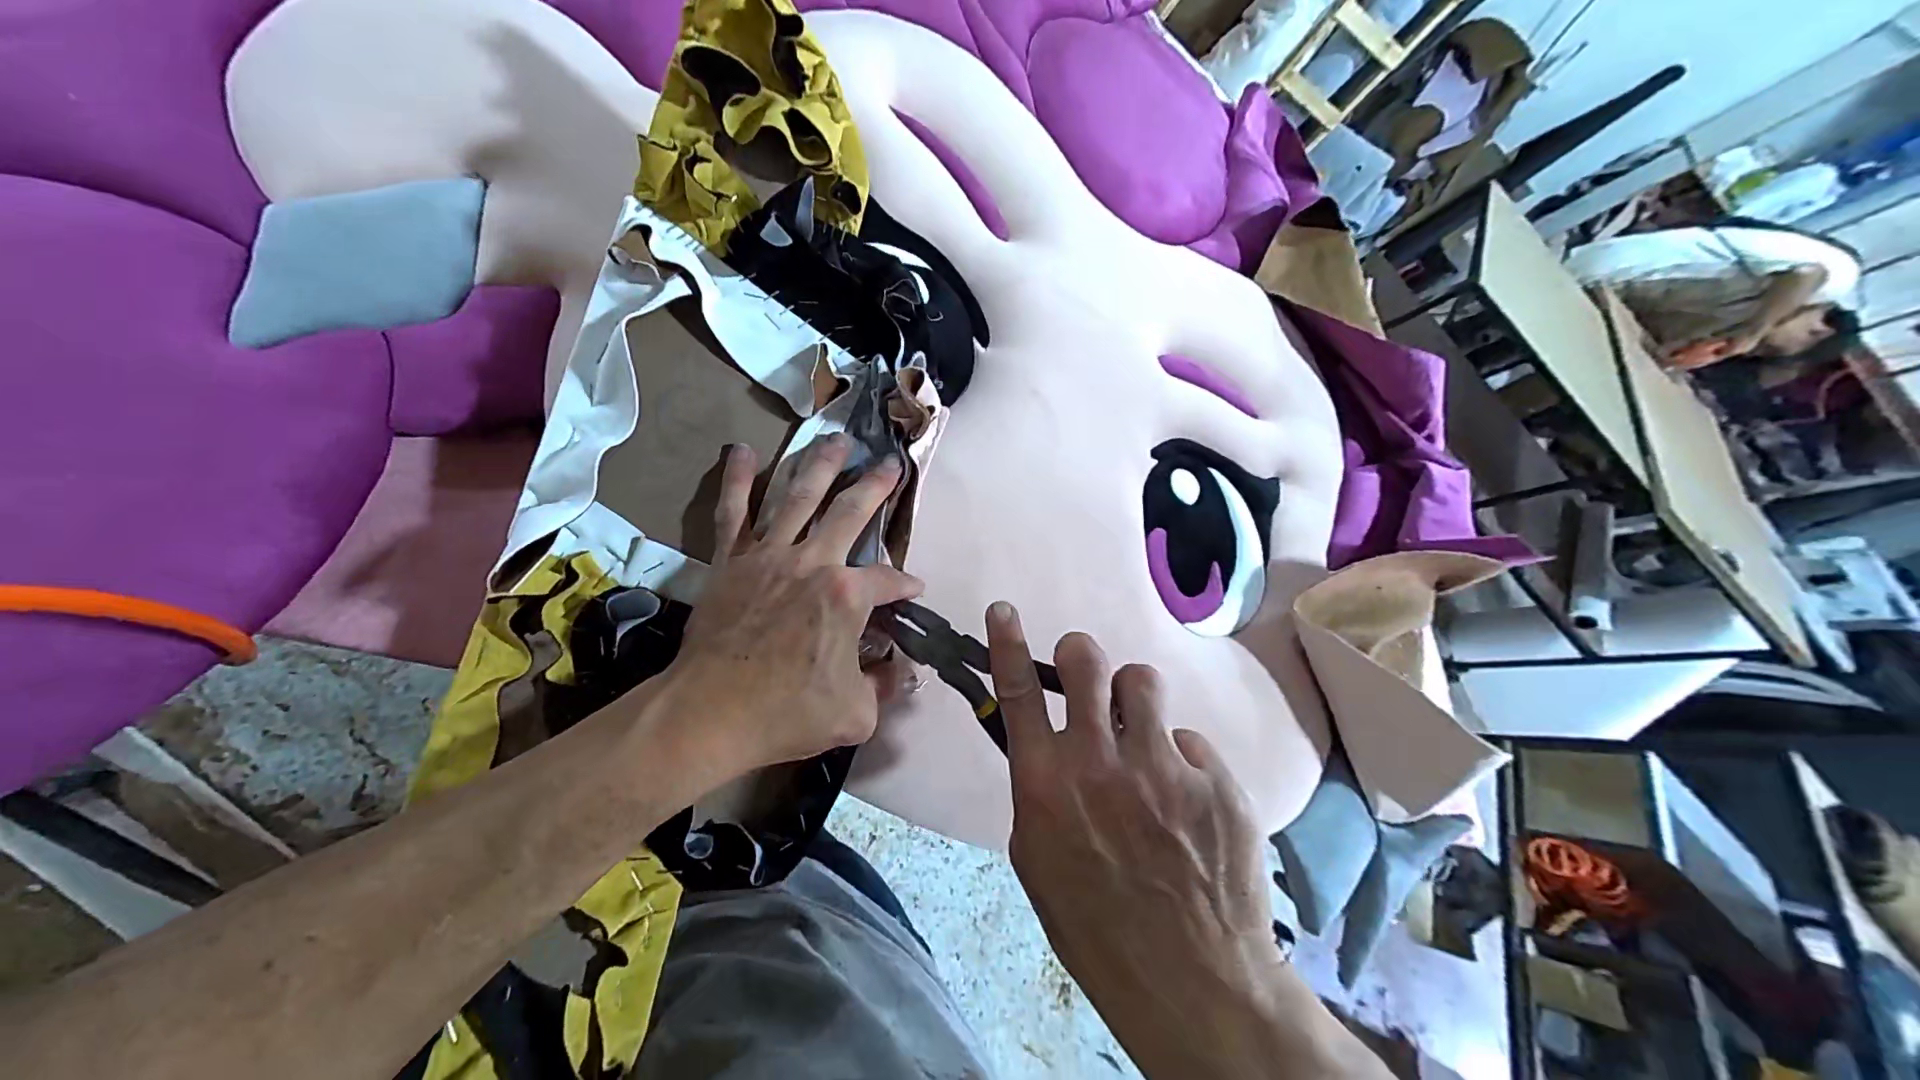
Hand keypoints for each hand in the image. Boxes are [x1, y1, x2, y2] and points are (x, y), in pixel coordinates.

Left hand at [655, 436, 923, 783]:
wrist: (708, 713)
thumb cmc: (786, 713)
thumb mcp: (856, 713)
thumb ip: (884, 685)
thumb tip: (900, 670)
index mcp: (846, 596)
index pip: (889, 581)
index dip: (906, 585)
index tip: (912, 592)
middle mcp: (811, 562)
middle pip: (850, 512)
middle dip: (876, 487)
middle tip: (890, 465)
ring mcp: (768, 556)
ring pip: (798, 496)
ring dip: (821, 465)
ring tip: (836, 440)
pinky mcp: (730, 560)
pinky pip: (734, 511)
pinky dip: (738, 479)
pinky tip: (741, 450)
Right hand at [983, 602, 1289, 1076]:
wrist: (1191, 980)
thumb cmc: (1095, 927)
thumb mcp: (1037, 860)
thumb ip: (1039, 792)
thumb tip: (1045, 749)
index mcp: (1047, 784)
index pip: (1018, 692)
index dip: (1008, 642)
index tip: (1004, 610)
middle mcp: (1100, 761)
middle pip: (1088, 663)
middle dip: (1082, 654)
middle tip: (1086, 671)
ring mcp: (1161, 766)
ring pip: (1143, 682)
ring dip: (1133, 699)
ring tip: (1139, 731)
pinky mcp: (1213, 779)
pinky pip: (1188, 741)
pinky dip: (1178, 760)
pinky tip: (1185, 802)